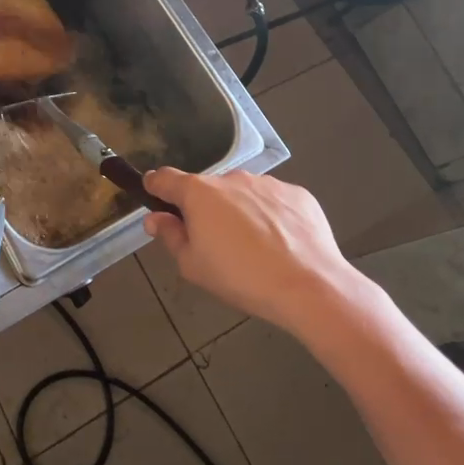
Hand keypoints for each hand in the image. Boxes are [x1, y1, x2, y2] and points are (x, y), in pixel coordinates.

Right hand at [142, 169, 360, 334]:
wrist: (310, 286)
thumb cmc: (241, 278)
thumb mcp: (193, 266)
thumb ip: (170, 237)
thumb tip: (155, 218)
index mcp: (199, 193)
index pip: (166, 178)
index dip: (156, 185)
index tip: (153, 193)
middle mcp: (231, 178)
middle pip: (208, 190)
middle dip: (206, 209)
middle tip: (215, 242)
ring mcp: (267, 183)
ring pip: (243, 194)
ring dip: (241, 212)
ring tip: (256, 249)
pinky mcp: (297, 194)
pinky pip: (275, 202)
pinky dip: (272, 217)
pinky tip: (283, 245)